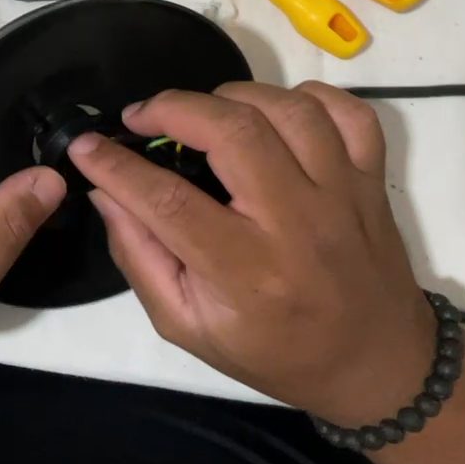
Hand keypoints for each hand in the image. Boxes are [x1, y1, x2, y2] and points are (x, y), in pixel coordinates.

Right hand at [69, 82, 436, 424]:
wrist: (379, 367)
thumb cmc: (272, 351)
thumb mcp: (186, 325)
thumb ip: (139, 257)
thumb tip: (105, 192)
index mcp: (246, 272)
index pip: (168, 201)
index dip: (116, 167)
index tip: (84, 146)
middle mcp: (298, 224)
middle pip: (234, 133)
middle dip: (172, 108)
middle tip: (140, 116)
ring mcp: (343, 195)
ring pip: (287, 110)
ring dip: (230, 96)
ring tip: (199, 112)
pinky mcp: (370, 180)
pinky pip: (348, 113)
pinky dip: (305, 97)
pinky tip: (270, 111)